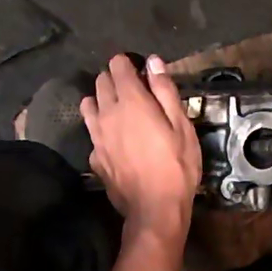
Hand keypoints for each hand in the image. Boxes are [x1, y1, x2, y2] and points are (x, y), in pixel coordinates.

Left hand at [80, 53, 200, 238]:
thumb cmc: (177, 167)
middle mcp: (107, 113)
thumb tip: (153, 61)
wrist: (155, 209)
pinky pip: (93, 134)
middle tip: (136, 94)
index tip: (143, 75)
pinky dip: (102, 131)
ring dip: (102, 102)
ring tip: (120, 114)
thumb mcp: (182, 127)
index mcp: (130, 101)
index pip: (117, 65)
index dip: (130, 65)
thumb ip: (165, 91)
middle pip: (101, 82)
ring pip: (89, 105)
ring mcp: (96, 136)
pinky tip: (116, 143)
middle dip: (115, 81)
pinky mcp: (94, 157)